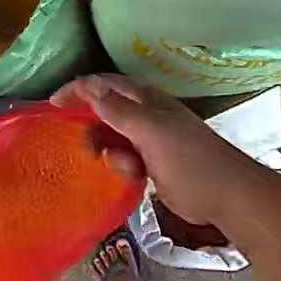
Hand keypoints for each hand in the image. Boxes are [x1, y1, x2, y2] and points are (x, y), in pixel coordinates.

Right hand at [51, 75, 261, 226]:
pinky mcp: (154, 163)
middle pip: (108, 109)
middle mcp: (149, 115)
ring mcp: (152, 140)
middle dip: (91, 122)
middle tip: (80, 143)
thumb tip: (92, 90)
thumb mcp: (153, 133)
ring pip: (115, 136)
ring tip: (110, 162)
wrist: (227, 196)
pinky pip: (126, 158)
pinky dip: (121, 164)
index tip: (53, 104)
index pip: (106, 85)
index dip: (79, 89)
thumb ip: (121, 112)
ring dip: (108, 148)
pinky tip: (127, 175)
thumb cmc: (191, 161)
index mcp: (149, 101)